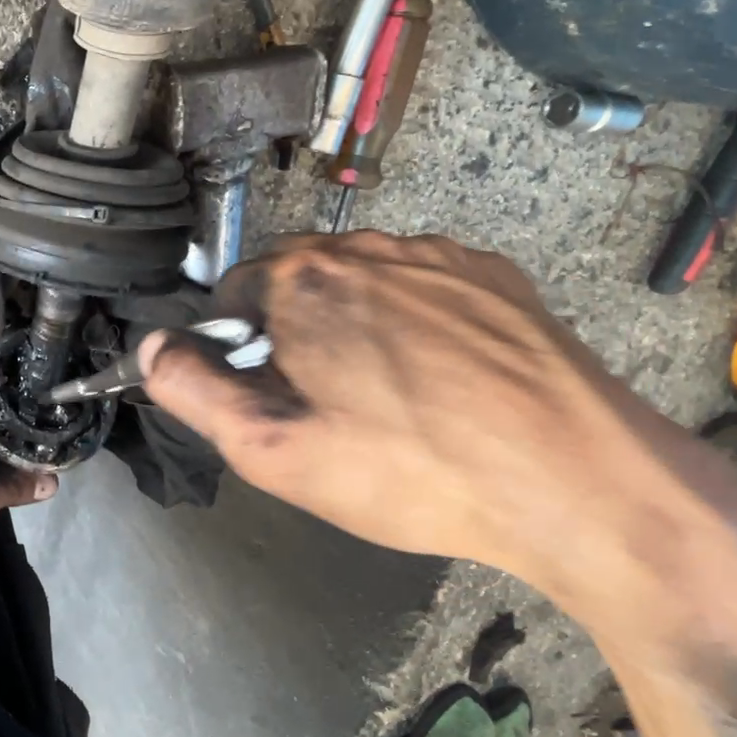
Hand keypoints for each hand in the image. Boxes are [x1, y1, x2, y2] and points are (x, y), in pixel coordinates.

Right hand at [138, 232, 736, 621]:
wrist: (587, 489)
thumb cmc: (411, 470)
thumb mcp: (272, 450)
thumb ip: (190, 390)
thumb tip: (149, 346)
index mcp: (301, 279)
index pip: (231, 295)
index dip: (238, 350)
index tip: (272, 399)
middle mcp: (364, 248)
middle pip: (294, 282)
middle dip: (292, 330)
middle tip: (326, 403)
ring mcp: (438, 256)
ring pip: (359, 280)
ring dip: (352, 321)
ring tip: (389, 395)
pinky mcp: (496, 276)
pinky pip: (422, 284)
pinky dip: (413, 317)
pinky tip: (443, 376)